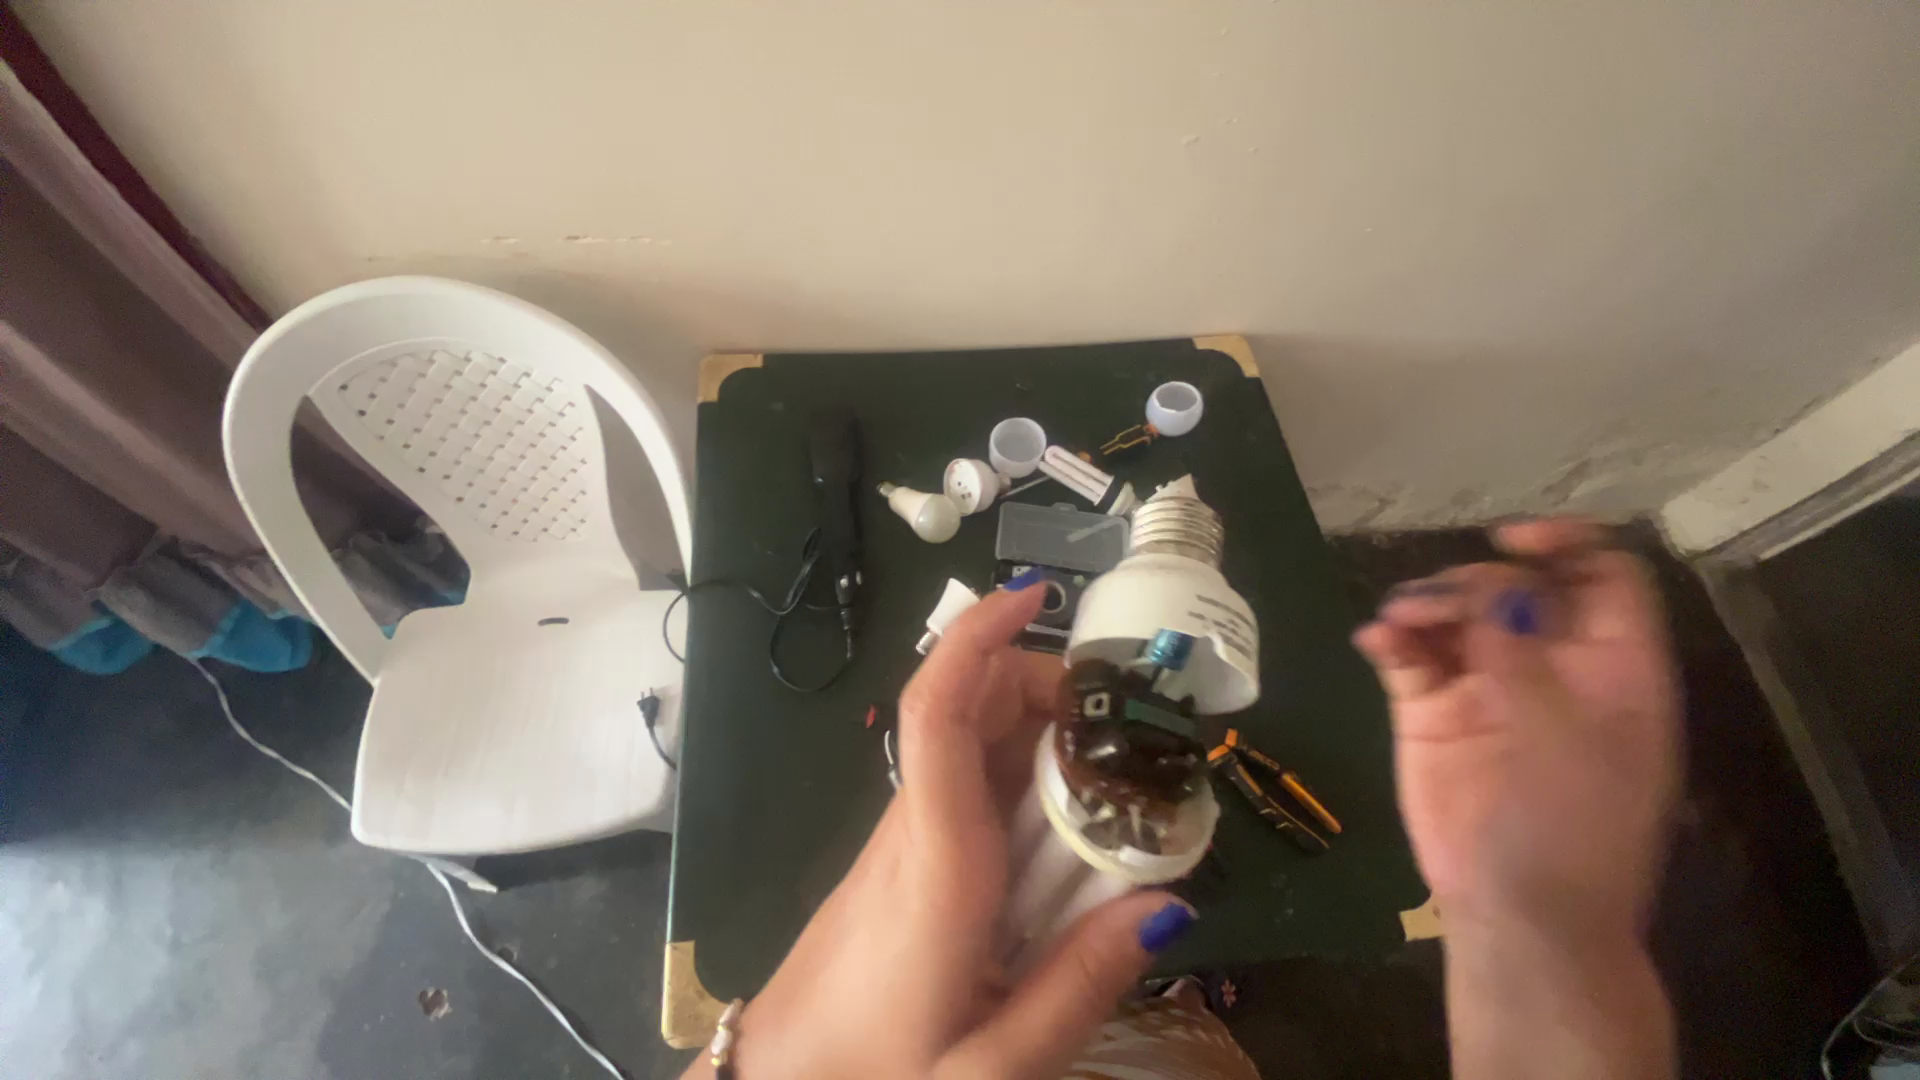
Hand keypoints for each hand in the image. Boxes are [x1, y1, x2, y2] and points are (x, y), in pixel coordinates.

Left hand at [693, 581, 1192, 1079]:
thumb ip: (1081, 985)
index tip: (1031, 597)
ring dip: (1049, 732)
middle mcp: (921, 820)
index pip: (941, 710)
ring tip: (1121, 783)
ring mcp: (911, 828)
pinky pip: (976, 780)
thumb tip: (1164, 901)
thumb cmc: (876, 1076)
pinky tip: (1073, 826)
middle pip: (976, 704)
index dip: (978, 637)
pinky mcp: (913, 845)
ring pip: (981, 737)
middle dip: (1054, 690)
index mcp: (939, 857)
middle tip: (1132, 740)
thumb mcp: (993, 1068)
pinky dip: (1030, 774)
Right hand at [1351, 519, 1680, 940]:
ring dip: (1420, 605)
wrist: (1512, 902)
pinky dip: (1388, 640)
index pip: (1600, 577)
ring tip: (1396, 624)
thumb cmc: (1565, 820)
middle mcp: (1545, 662)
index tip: (1509, 538)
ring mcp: (1482, 682)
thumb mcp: (1559, 728)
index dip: (1564, 545)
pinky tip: (1375, 642)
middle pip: (1509, 586)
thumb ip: (1520, 648)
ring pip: (1450, 613)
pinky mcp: (1429, 706)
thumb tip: (1492, 583)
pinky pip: (1406, 655)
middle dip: (1469, 583)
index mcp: (1607, 665)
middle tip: (1432, 607)